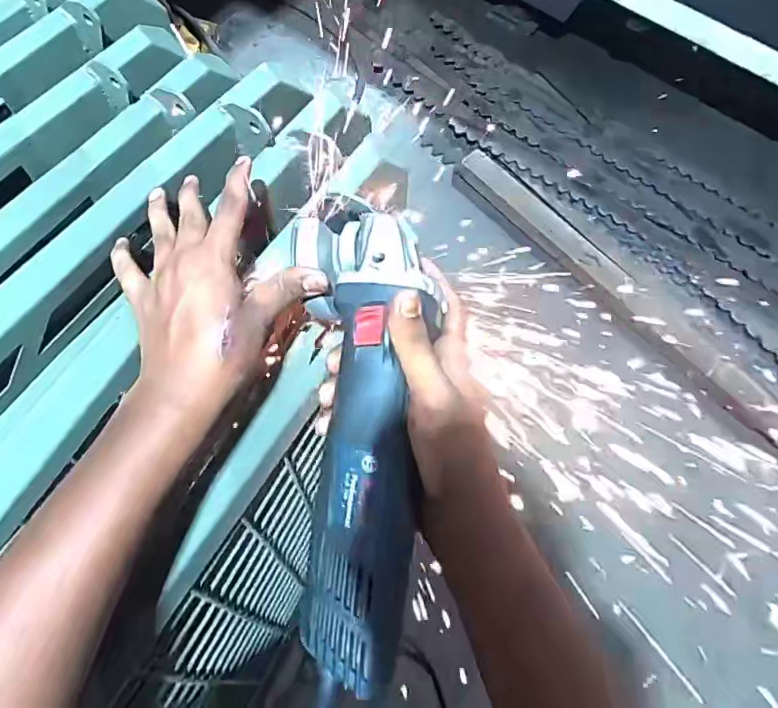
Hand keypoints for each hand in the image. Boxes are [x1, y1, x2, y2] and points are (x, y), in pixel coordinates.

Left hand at [112, 157, 328, 423]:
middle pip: (189, 218)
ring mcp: (159, 279)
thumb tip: (321, 273)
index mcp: (214, 258)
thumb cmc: (224, 352)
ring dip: (158, 213)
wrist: (177, 390)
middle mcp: (184, 259)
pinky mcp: (142, 300)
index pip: (230, 211)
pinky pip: (129, 272)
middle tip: (193, 180)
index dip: (238, 184)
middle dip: (193, 196)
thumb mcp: (260, 319)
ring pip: (158, 235)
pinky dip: (124, 257)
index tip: (243, 163)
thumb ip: (285, 289)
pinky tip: (120, 245)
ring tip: (157, 193)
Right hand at [318, 261, 491, 500]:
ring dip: (346, 375)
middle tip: (334, 347)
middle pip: (397, 336)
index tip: (403, 261)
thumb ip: (414, 347)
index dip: (432, 280)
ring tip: (324, 391)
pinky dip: (344, 406)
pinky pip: (366, 403)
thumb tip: (402, 292)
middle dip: (363, 336)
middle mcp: (432, 372)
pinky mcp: (396, 424)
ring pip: (375, 370)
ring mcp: (412, 399)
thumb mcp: (432, 392)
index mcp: (450, 357)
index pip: (447, 306)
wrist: (453, 516)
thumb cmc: (450, 448)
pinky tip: (324, 417)